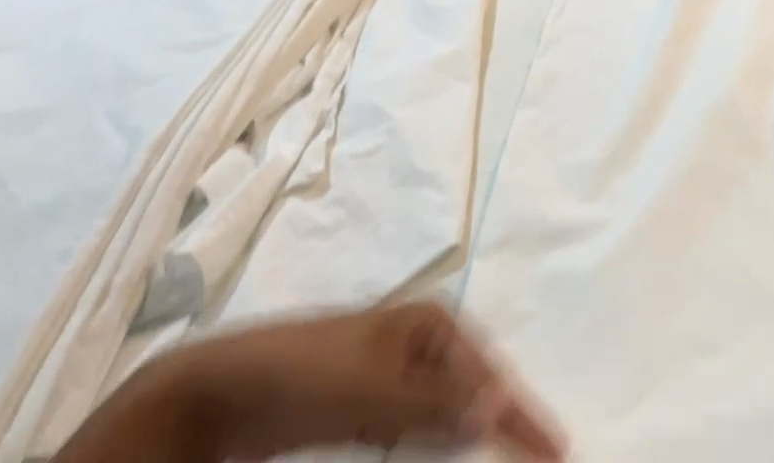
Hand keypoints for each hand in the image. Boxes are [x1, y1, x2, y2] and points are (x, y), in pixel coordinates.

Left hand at [177, 302, 562, 461]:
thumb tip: (501, 410)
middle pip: (473, 393)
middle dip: (501, 427)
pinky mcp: (365, 405)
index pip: (491, 377)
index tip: (559, 452)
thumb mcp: (373, 392)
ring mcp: (393, 373)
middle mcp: (420, 343)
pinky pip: (413, 430)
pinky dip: (432, 447)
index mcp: (433, 324)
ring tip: (503, 456)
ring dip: (468, 441)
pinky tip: (444, 458)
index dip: (523, 417)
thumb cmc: (303, 378)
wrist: (214, 392)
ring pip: (446, 415)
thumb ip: (436, 407)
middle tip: (538, 457)